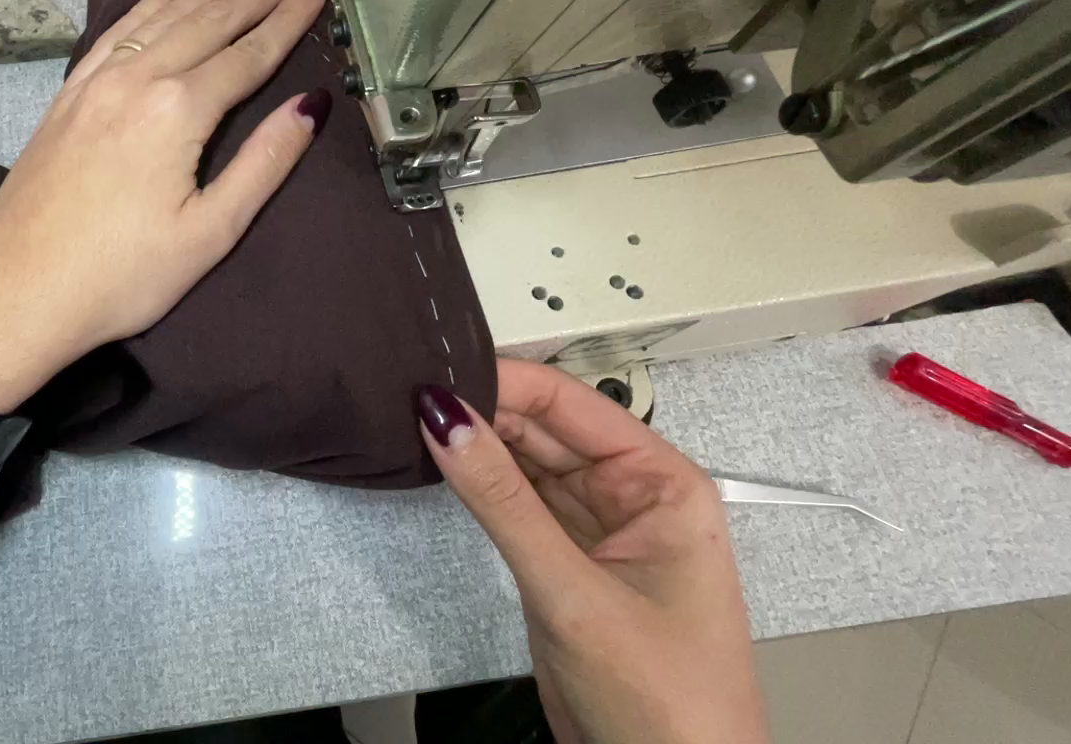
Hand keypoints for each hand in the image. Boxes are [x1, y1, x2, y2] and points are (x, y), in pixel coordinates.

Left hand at [0, 0, 329, 413]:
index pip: (249, 54)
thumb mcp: (210, 233)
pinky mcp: (66, 98)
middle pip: (208, 23)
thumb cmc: (121, 277)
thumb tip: (311, 105)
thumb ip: (264, 164)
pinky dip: (146, 8)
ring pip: (161, 21)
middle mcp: (137, 80)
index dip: (287, 21)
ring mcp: (94, 84)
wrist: (15, 295)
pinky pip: (115, 35)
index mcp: (179, 110)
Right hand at [418, 362, 768, 743]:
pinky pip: (513, 498)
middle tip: (410, 392)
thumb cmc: (660, 698)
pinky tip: (441, 461)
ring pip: (523, 460)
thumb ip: (501, 500)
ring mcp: (591, 522)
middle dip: (481, 408)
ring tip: (414, 416)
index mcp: (660, 481)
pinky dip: (476, 482)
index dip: (503, 382)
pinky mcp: (559, 552)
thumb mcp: (572, 590)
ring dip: (475, 443)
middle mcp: (628, 490)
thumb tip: (443, 417)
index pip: (569, 403)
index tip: (435, 372)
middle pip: (543, 426)